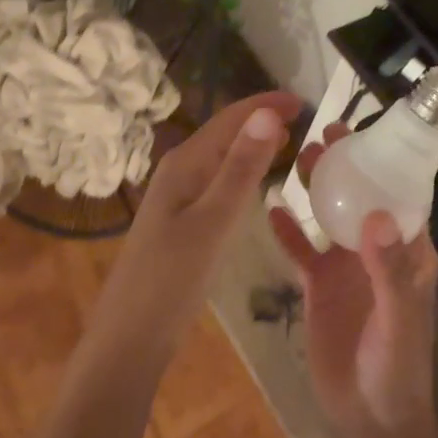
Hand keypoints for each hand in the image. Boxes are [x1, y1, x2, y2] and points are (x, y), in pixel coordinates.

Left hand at [94, 91, 299, 348]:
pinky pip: (218, 185)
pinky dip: (243, 175)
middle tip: (306, 120)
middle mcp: (178, 173)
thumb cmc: (172, 279)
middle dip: (262, 121)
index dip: (266, 105)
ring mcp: (178, 199)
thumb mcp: (214, 222)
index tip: (305, 101)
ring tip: (290, 143)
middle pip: (225, 134)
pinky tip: (257, 187)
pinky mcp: (182, 224)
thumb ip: (241, 169)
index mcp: (185, 165)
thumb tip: (268, 114)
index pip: (230, 119)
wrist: (131, 336)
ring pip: (221, 159)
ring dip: (253, 146)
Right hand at [268, 124, 437, 437]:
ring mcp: (347, 270)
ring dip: (317, 189)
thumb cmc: (395, 370)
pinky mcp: (319, 287)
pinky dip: (288, 230)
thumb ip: (389, 271)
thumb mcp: (397, 321)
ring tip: (296, 156)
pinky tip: (269, 206)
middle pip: (362, 199)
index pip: (404, 199)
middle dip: (347, 166)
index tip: (367, 132)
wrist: (369, 419)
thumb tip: (376, 214)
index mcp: (409, 256)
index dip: (388, 165)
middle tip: (322, 132)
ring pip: (331, 218)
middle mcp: (378, 254)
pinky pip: (302, 250)